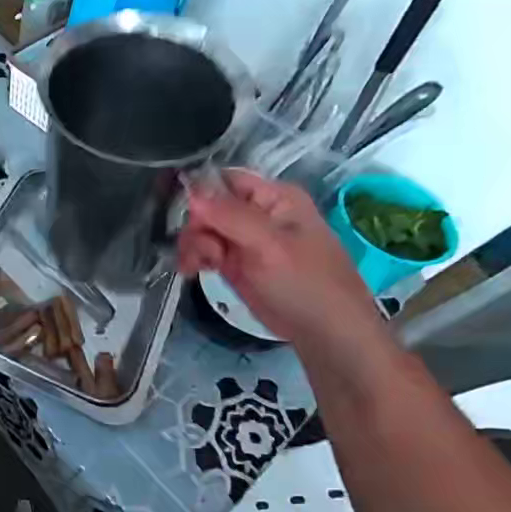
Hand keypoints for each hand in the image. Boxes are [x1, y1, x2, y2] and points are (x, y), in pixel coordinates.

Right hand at [179, 169, 379, 343]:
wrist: (324, 331)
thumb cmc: (306, 282)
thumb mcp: (268, 244)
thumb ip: (229, 216)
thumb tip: (190, 191)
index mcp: (273, 197)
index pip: (225, 180)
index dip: (200, 192)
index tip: (186, 216)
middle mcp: (257, 213)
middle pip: (208, 206)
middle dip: (196, 227)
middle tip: (199, 252)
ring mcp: (245, 240)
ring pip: (203, 230)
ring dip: (193, 245)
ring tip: (195, 267)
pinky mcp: (236, 263)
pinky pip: (206, 251)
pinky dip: (195, 258)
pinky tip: (193, 271)